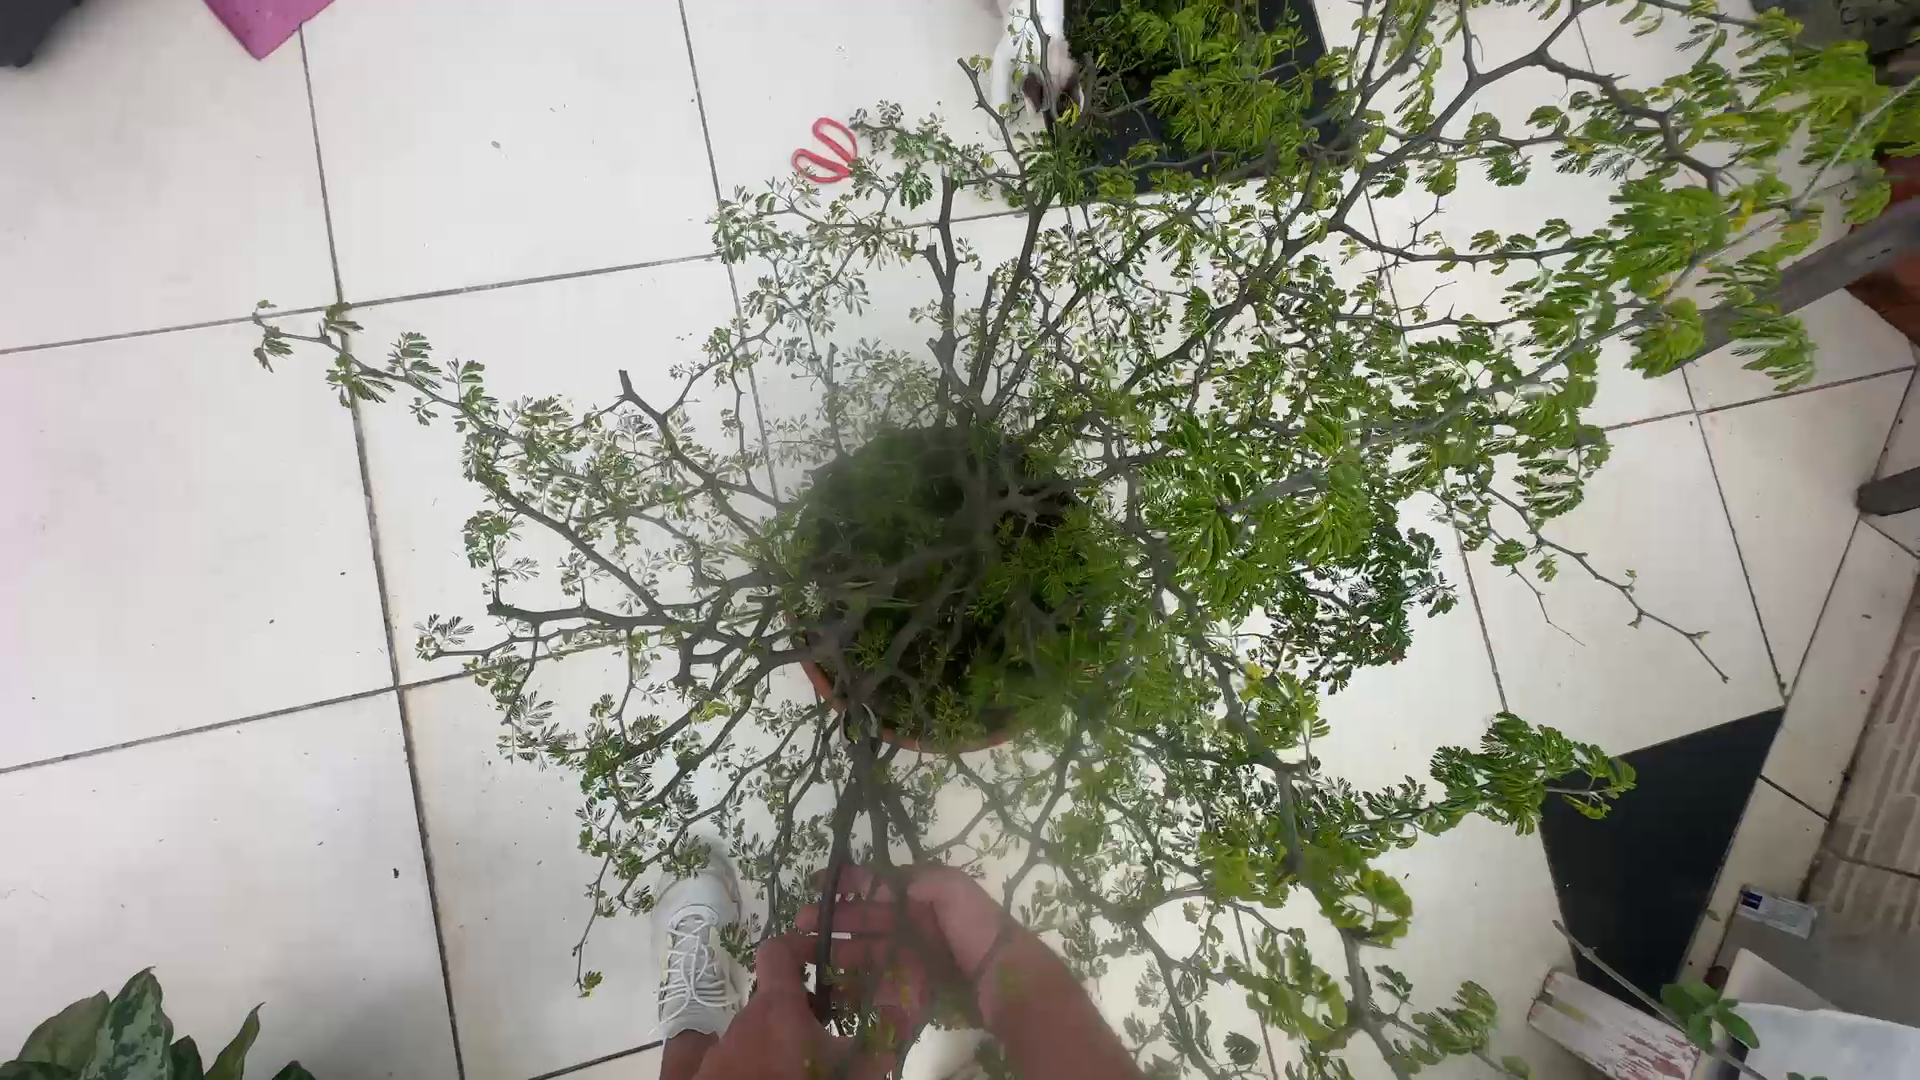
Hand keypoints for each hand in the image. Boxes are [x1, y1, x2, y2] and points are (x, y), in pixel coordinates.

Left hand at [692, 934, 889, 1079]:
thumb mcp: (849, 1069)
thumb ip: (878, 1042)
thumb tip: (904, 1014)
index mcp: (778, 1003)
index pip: (777, 949)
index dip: (799, 945)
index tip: (822, 958)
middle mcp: (746, 1017)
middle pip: (775, 996)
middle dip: (801, 1008)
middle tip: (828, 1028)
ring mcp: (722, 1049)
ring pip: (758, 1030)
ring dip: (780, 1038)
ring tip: (806, 1060)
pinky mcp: (708, 1075)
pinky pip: (732, 1058)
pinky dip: (754, 1061)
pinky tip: (774, 1071)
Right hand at [798, 864, 1022, 1032]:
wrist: (1003, 978)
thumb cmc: (977, 926)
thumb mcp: (953, 887)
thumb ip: (920, 877)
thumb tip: (887, 880)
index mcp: (921, 893)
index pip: (878, 883)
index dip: (848, 881)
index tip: (817, 883)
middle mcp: (914, 921)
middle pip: (866, 918)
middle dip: (834, 918)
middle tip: (800, 924)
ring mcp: (913, 954)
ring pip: (867, 949)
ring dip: (838, 949)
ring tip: (808, 955)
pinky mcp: (913, 985)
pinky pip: (878, 980)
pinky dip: (856, 981)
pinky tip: (834, 982)